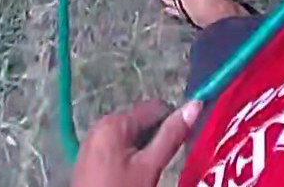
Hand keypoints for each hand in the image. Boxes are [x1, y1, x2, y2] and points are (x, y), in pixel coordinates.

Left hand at [71, 100, 201, 186]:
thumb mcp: (148, 168)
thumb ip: (171, 135)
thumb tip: (195, 104)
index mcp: (115, 121)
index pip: (155, 108)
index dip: (172, 123)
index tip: (183, 143)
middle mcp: (101, 125)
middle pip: (142, 121)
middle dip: (155, 139)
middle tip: (160, 165)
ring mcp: (92, 143)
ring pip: (131, 137)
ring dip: (143, 150)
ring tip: (145, 175)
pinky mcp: (88, 161)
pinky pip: (117, 149)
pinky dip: (129, 159)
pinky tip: (131, 179)